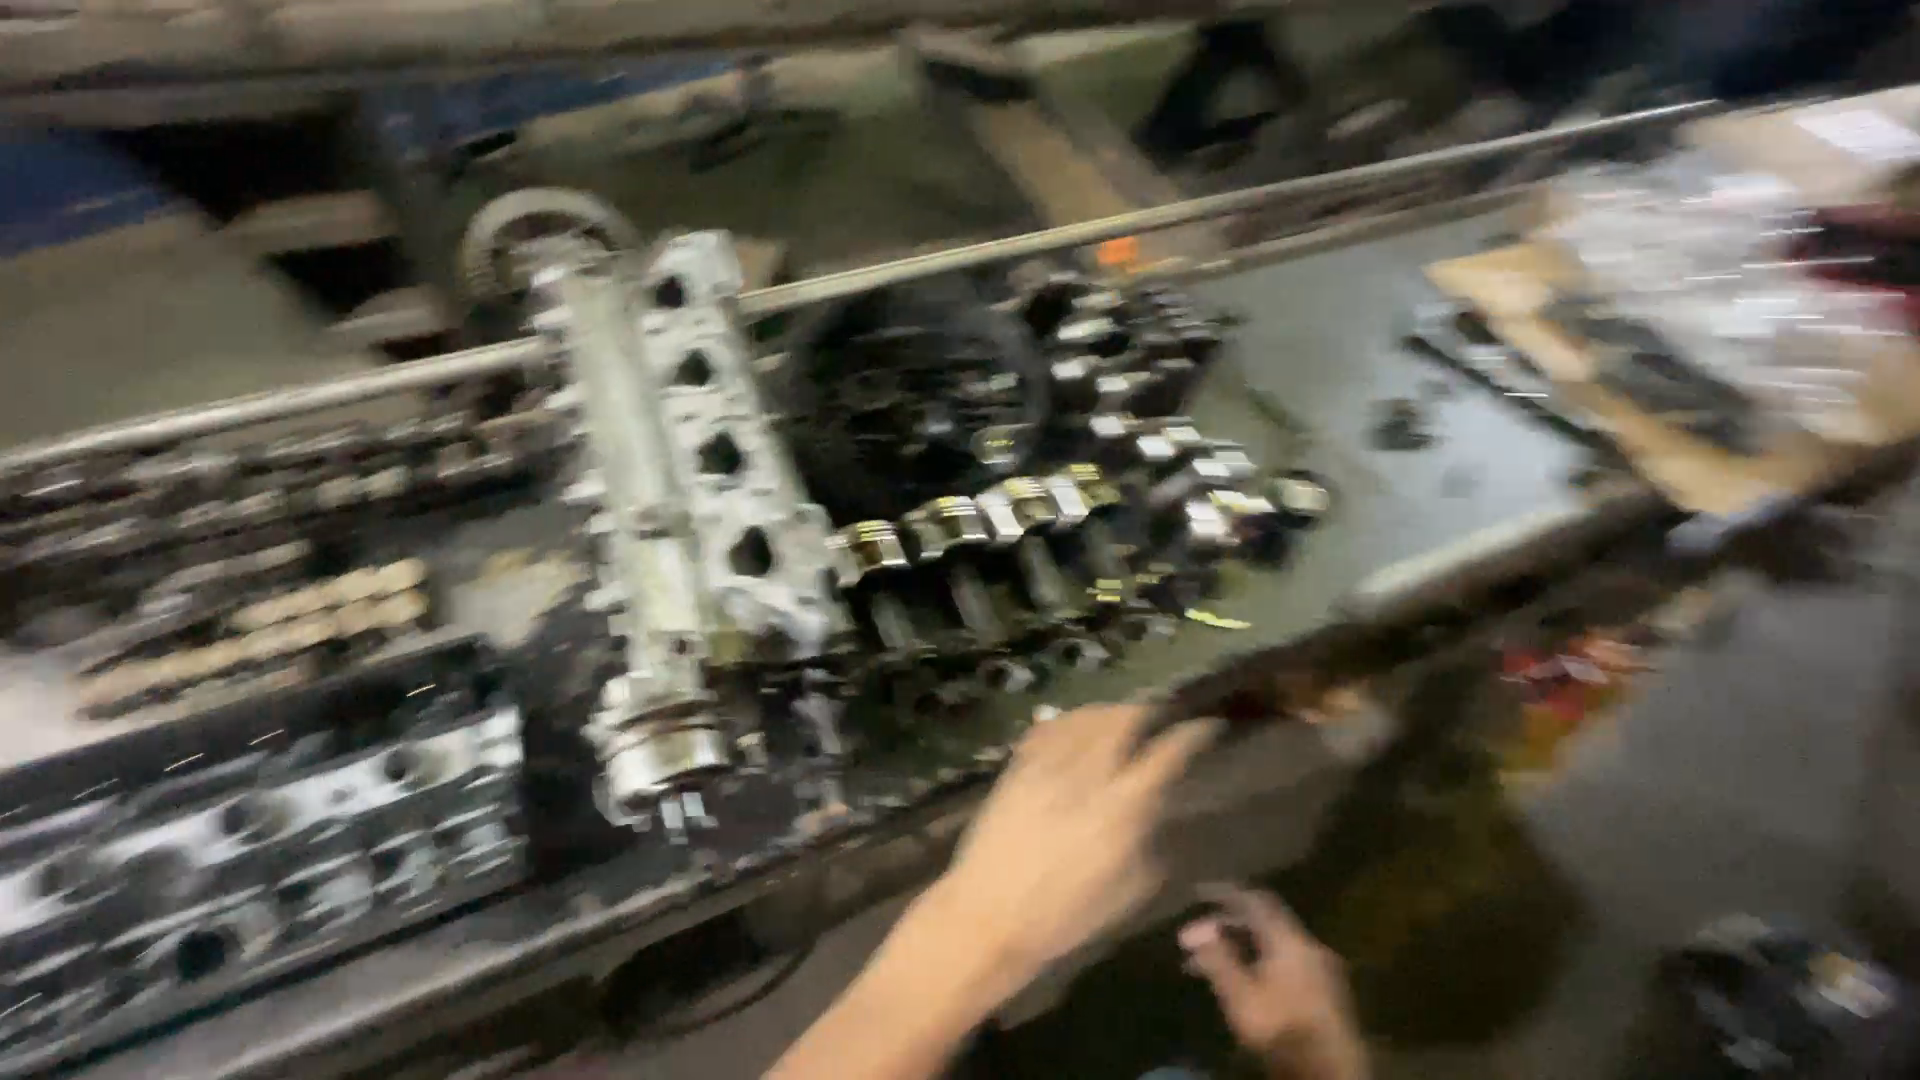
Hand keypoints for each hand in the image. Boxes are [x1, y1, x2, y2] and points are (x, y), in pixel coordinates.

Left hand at [909, 704, 1218, 1002]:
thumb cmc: (1065, 915)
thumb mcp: (1129, 891)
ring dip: (1111, 711)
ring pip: (1086, 716)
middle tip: (1161, 715)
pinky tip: (1078, 727)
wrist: (989, 914)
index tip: (1207, 725)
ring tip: (1123, 718)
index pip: (1166, 754)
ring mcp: (1047, 766)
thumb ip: (1151, 839)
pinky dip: (1070, 719)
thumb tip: (1161, 805)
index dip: (1192, 733)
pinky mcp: (1017, 766)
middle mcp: (1087, 776)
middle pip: (1124, 719)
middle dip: (1149, 710)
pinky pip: (1048, 727)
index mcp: (1121, 809)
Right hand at [1180, 885, 1365, 1079]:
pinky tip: (1237, 981)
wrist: (1329, 1074)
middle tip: (1192, 941)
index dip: (1225, 893)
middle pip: (1261, 924)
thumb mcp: (1240, 994)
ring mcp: (1320, 971)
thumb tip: (1197, 931)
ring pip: (1269, 946)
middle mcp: (1309, 947)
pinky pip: (1282, 963)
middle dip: (1223, 929)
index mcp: (1290, 939)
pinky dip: (1255, 963)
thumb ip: (1218, 958)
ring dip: (1236, 950)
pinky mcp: (1322, 994)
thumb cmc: (1281, 1028)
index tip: (1199, 893)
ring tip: (1204, 966)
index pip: (1255, 900)